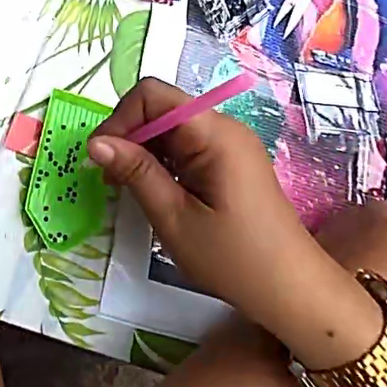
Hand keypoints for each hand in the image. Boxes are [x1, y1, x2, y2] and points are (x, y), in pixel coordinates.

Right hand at [86, 78, 309, 321]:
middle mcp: (222, 127)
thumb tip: (95, 142)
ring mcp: (227, 143)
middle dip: (127, 135)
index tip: (102, 159)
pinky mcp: (226, 160)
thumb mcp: (173, 217)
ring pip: (166, 126)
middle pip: (159, 107)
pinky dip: (158, 160)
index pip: (152, 95)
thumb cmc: (233, 259)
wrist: (291, 292)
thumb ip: (135, 172)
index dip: (120, 119)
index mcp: (214, 134)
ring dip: (140, 149)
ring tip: (126, 188)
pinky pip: (181, 144)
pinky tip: (151, 188)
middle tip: (111, 179)